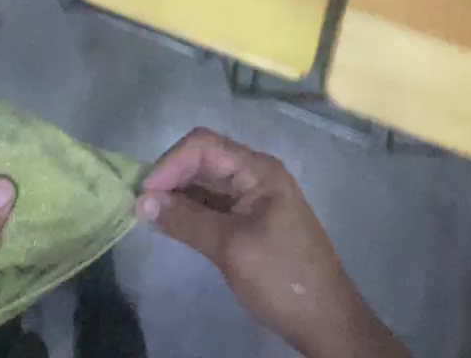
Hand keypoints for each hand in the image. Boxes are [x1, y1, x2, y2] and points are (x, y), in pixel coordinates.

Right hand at [135, 129, 409, 357]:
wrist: (329, 324)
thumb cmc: (283, 278)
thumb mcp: (231, 248)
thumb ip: (186, 220)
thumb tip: (141, 200)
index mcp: (258, 170)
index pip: (203, 146)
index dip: (170, 163)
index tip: (145, 193)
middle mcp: (254, 175)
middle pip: (202, 159)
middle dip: (170, 176)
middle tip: (141, 204)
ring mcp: (253, 198)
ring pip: (205, 182)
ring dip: (177, 194)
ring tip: (149, 214)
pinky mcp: (250, 220)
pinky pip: (212, 203)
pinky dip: (190, 210)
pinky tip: (172, 224)